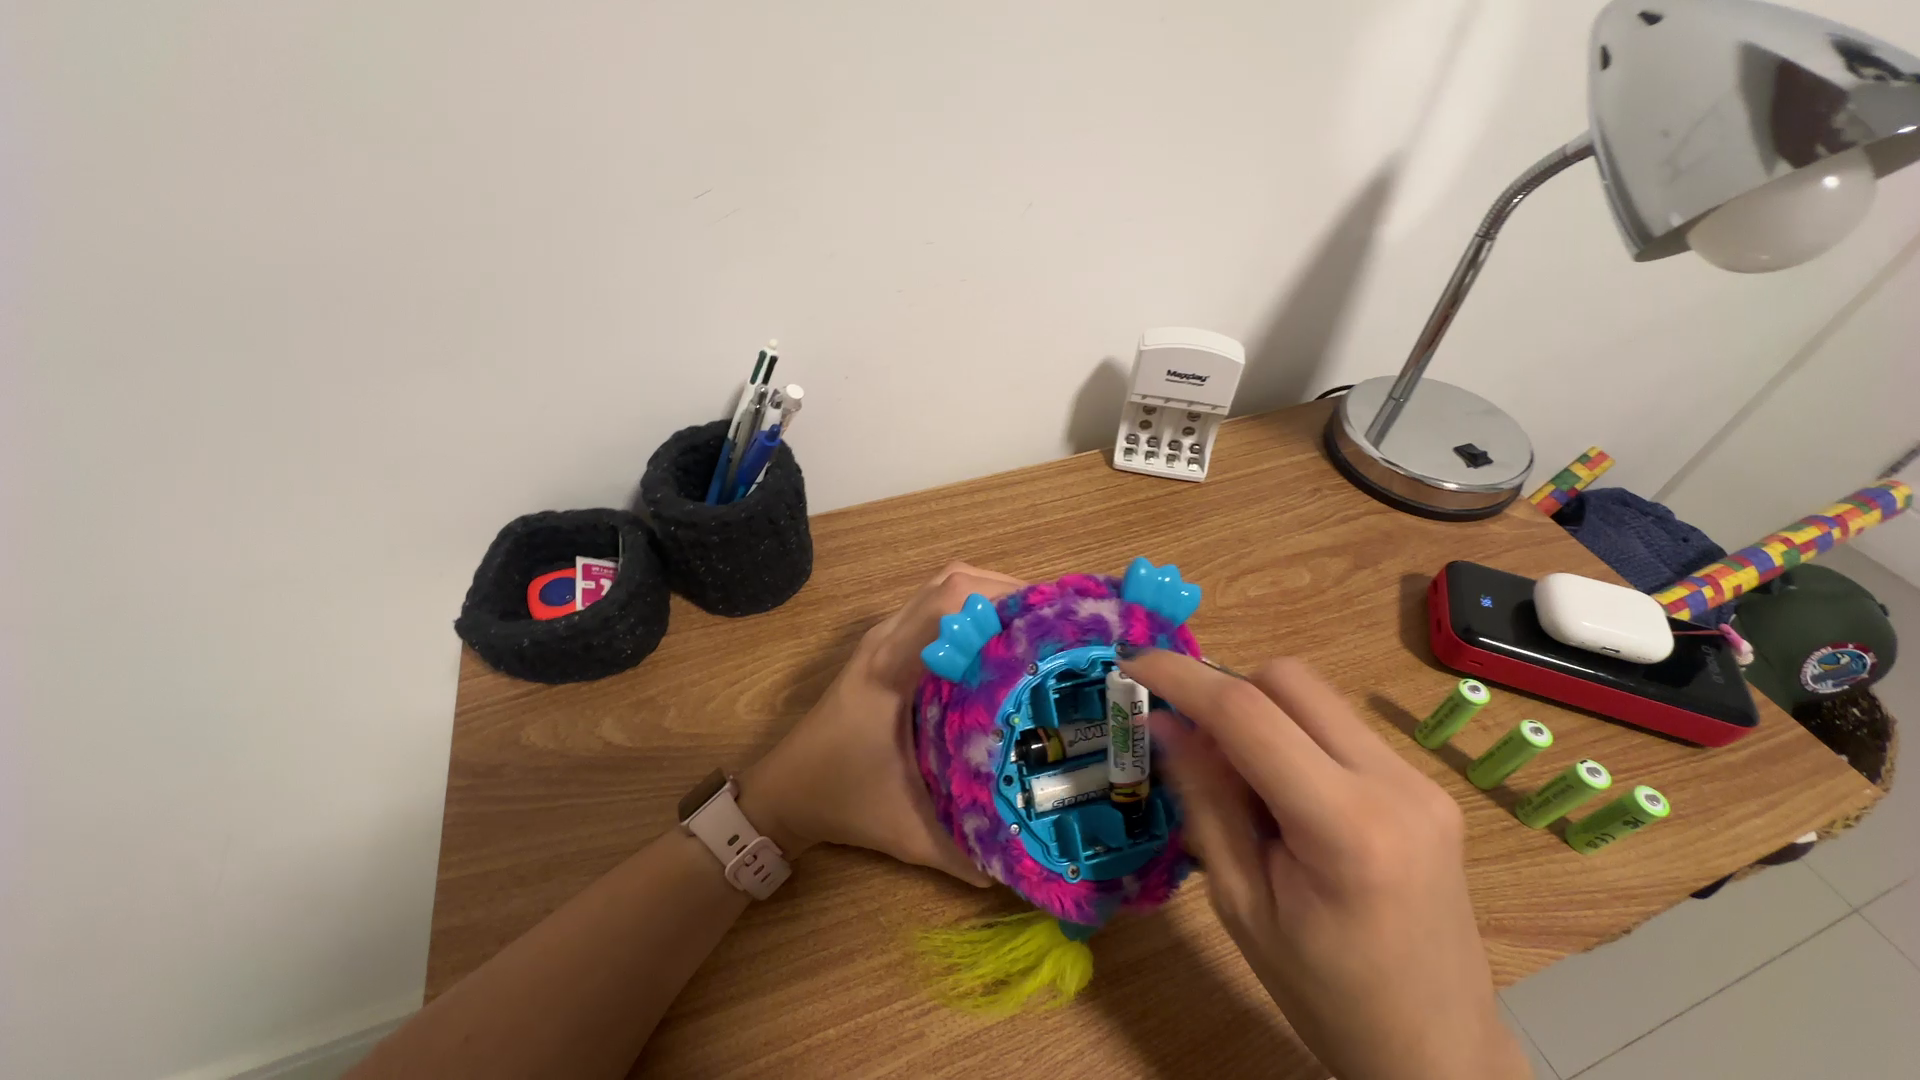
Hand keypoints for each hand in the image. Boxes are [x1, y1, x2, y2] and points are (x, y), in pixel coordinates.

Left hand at [741, 563, 1024, 886]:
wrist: (782, 791)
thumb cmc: (840, 800)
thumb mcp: (907, 830)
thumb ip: (965, 854)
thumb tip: (1025, 871)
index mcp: (891, 669)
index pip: (947, 602)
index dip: (1001, 598)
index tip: (1051, 623)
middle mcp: (887, 639)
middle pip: (951, 580)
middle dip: (1007, 592)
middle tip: (1054, 625)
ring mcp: (884, 637)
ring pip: (942, 586)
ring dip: (989, 597)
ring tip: (1036, 628)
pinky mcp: (886, 645)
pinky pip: (934, 607)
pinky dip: (970, 610)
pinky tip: (1001, 643)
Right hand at [1119, 648, 1529, 1079]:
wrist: (1438, 1052)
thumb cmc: (1324, 995)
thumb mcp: (1240, 901)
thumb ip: (1204, 798)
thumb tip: (1163, 720)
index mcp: (1346, 826)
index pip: (1248, 713)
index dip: (1181, 678)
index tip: (1132, 667)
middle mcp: (1395, 783)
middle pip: (1289, 681)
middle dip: (1224, 688)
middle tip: (1185, 734)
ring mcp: (1420, 781)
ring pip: (1316, 698)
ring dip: (1260, 714)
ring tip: (1235, 780)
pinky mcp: (1426, 787)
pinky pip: (1341, 729)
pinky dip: (1294, 737)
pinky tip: (1280, 796)